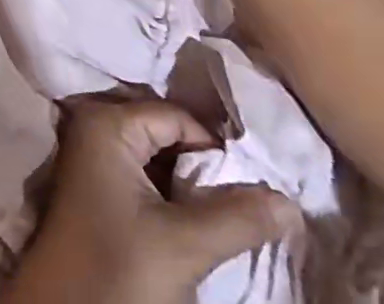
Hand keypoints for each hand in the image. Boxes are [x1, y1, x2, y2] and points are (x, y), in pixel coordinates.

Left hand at [8, 99, 300, 303]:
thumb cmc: (116, 266)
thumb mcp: (184, 244)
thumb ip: (239, 217)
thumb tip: (291, 201)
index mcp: (106, 124)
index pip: (177, 117)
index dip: (217, 149)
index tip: (255, 187)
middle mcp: (94, 128)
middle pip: (167, 134)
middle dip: (207, 166)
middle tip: (247, 202)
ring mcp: (92, 158)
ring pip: (158, 158)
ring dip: (193, 185)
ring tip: (229, 217)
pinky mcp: (97, 188)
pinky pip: (145, 177)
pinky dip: (174, 196)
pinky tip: (200, 223)